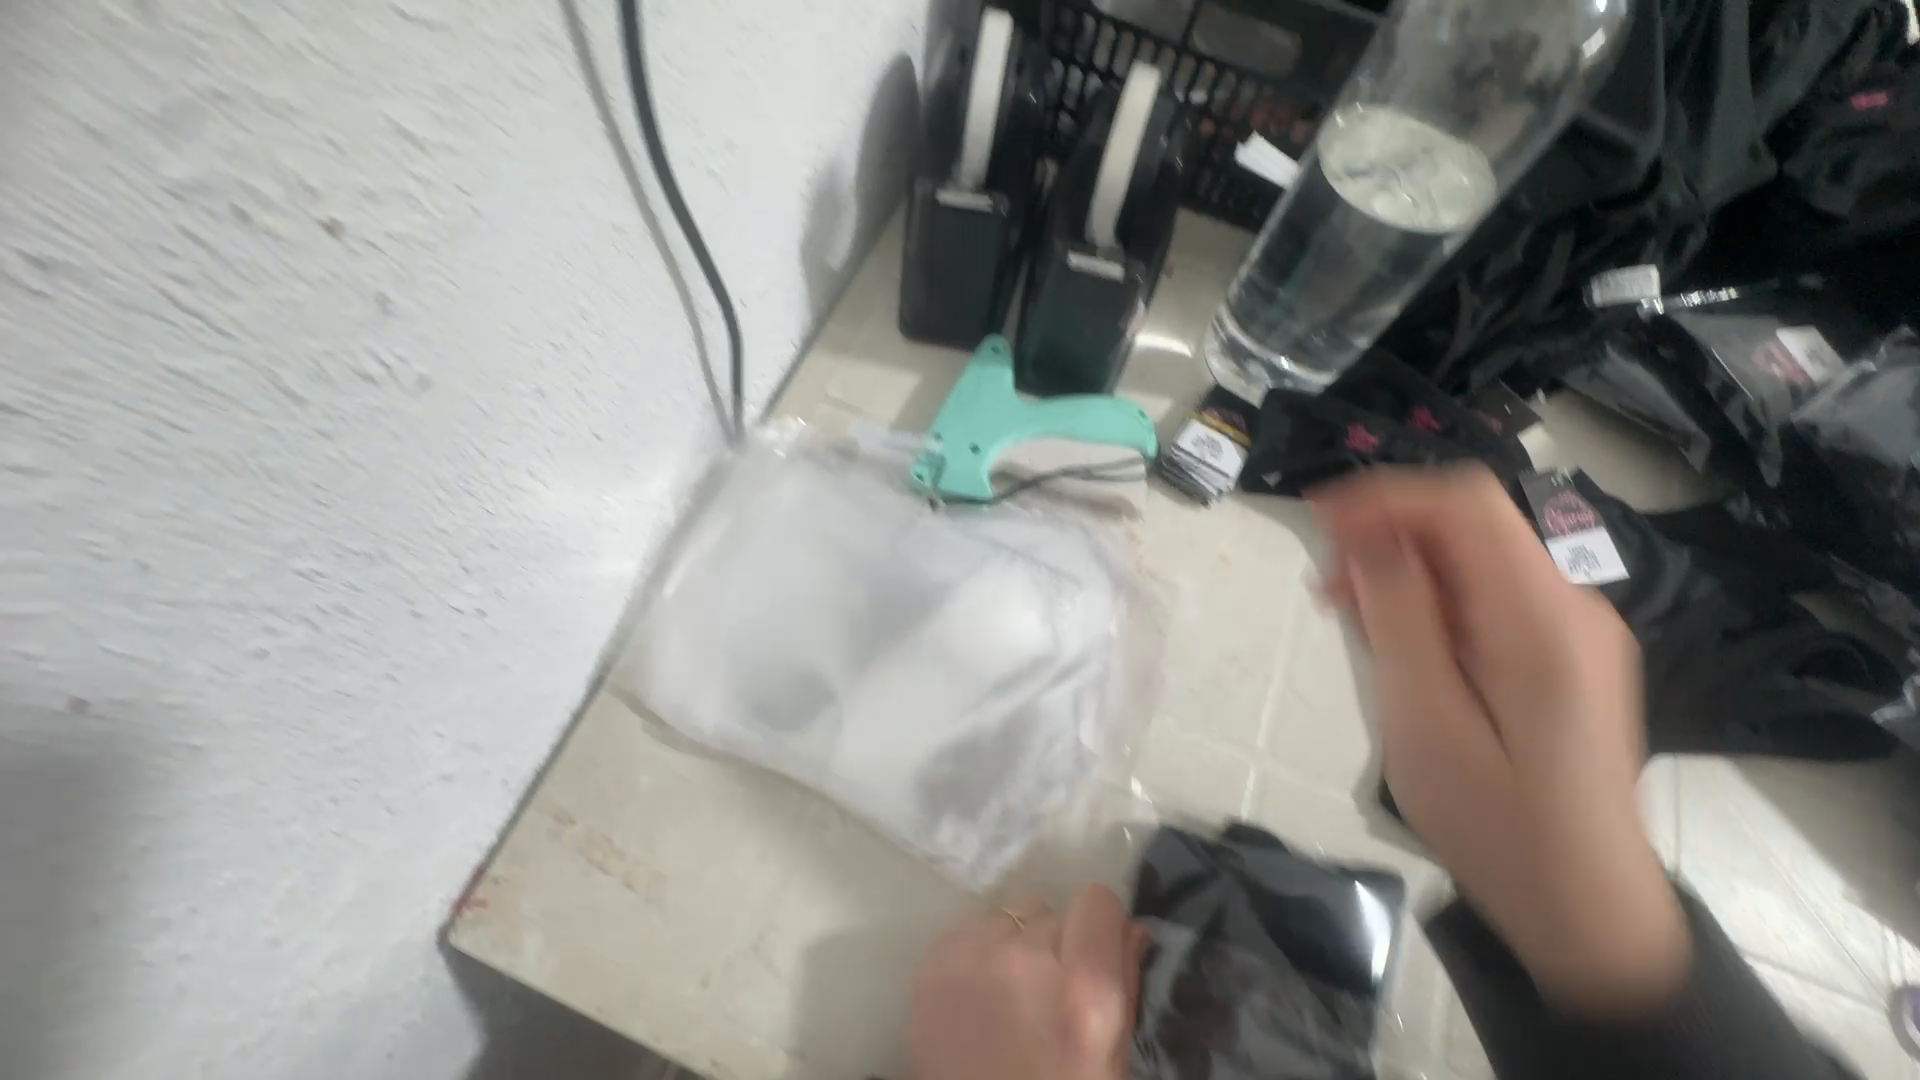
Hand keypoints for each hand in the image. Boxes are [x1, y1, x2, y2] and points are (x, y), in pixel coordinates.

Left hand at [910, 885, 1146, 1079]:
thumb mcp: (1112, 1055)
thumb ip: (1123, 981)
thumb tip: (1131, 927)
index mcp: (1084, 991)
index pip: (1097, 901)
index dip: (1101, 926)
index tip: (1096, 952)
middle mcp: (1025, 959)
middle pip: (1051, 911)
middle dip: (1056, 944)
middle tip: (1050, 994)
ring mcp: (971, 956)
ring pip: (1008, 916)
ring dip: (1015, 945)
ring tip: (1011, 997)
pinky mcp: (931, 964)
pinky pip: (969, 932)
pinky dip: (978, 957)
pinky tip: (979, 1000)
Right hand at [1310, 465, 1688, 1013]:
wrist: (1580, 904)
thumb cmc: (1492, 820)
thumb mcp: (1423, 716)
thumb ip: (1398, 615)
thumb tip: (1366, 532)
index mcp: (1540, 617)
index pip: (1465, 503)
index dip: (1385, 495)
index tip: (1317, 520)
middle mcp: (1568, 605)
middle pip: (1467, 527)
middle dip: (1385, 535)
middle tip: (1321, 583)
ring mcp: (1570, 629)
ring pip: (1470, 560)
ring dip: (1400, 570)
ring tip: (1342, 613)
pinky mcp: (1558, 653)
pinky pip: (1483, 598)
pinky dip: (1427, 602)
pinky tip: (1390, 638)